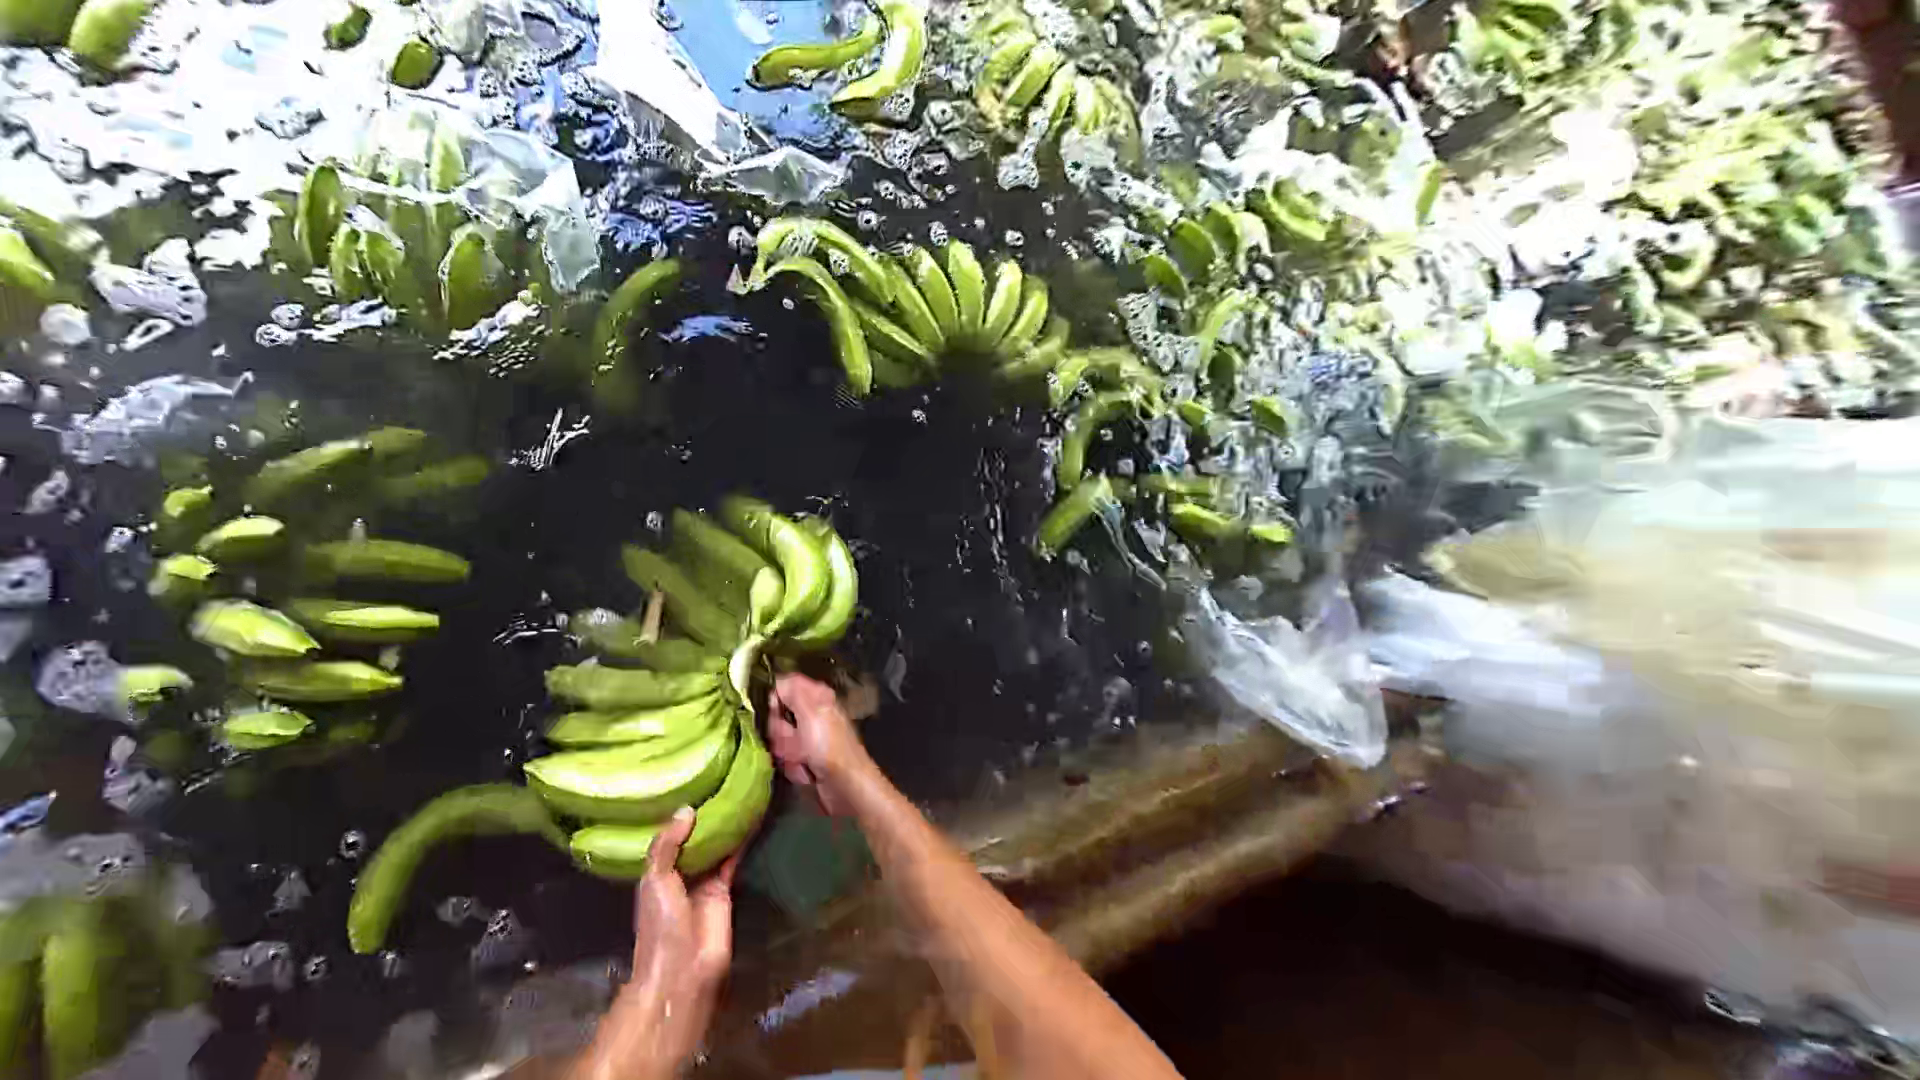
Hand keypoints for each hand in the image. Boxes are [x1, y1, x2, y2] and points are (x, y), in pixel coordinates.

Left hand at [568, 808, 738, 1079]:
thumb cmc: (660, 925)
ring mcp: (704, 880)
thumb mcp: (655, 880)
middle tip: (719, 779)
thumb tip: (687, 809)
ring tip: (737, 790)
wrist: (685, 969)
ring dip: (724, 823)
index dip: (678, 814)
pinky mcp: (726, 888)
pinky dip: (741, 839)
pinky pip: (734, 857)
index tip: (692, 783)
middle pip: (694, 837)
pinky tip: (752, 816)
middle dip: (703, 815)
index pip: (668, 835)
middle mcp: (680, 872)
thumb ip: (667, 845)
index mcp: (656, 872)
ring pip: (715, 843)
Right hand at [766, 672, 876, 817]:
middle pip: (776, 715)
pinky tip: (805, 773)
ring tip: (803, 760)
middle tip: (794, 742)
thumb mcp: (811, 711)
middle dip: (780, 732)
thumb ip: (792, 690)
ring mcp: (807, 737)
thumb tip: (775, 680)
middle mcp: (811, 713)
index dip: (774, 699)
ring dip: (787, 752)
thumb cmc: (829, 746)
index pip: (782, 686)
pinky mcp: (805, 758)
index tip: (773, 712)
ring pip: (778, 739)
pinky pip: (786, 758)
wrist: (846, 786)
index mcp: (816, 696)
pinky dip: (793, 767)